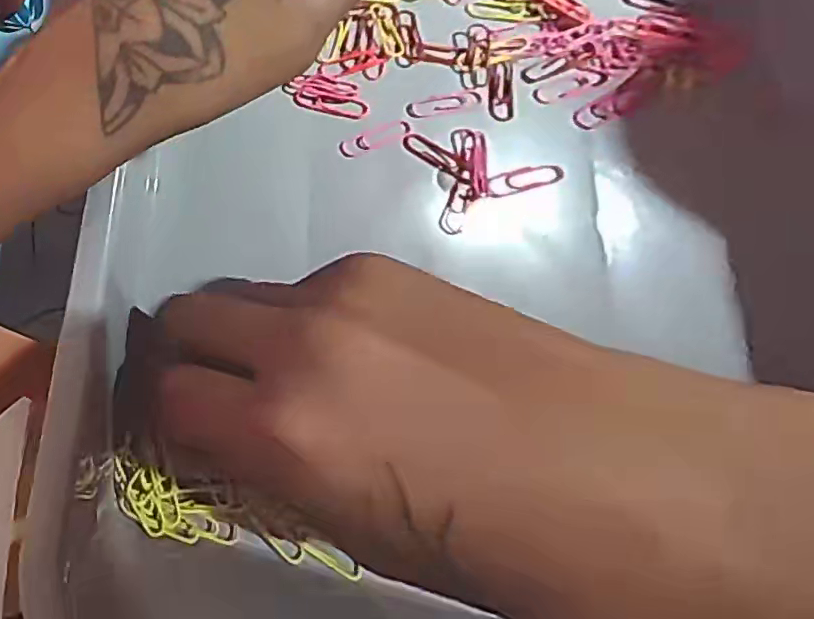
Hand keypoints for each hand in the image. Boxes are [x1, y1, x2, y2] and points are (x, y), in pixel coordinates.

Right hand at [153, 255, 813, 618]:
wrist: (654, 476)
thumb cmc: (509, 550)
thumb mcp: (366, 539)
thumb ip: (278, 475)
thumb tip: (226, 438)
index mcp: (289, 430)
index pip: (165, 399)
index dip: (159, 418)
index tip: (171, 432)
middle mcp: (295, 340)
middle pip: (181, 319)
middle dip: (178, 356)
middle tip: (206, 393)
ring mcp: (338, 288)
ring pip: (235, 294)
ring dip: (235, 332)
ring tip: (284, 375)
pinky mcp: (377, 263)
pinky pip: (298, 287)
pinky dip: (295, 318)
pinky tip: (355, 353)